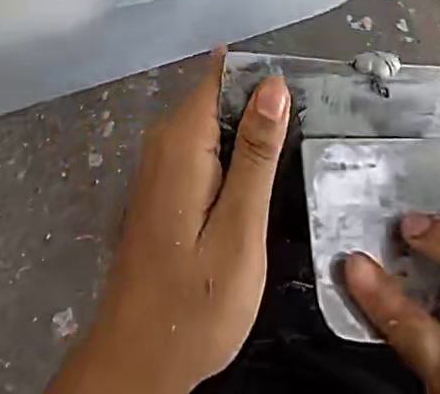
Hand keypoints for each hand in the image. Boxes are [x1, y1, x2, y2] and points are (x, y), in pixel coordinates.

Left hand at [49, 56, 290, 393]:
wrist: (136, 364)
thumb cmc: (194, 303)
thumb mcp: (240, 229)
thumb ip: (257, 153)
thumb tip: (274, 84)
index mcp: (182, 141)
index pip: (223, 75)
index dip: (263, 80)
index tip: (302, 102)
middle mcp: (164, 140)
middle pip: (221, 96)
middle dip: (262, 110)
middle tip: (301, 147)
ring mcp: (160, 163)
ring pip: (215, 122)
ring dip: (251, 136)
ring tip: (285, 170)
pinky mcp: (165, 184)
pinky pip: (206, 147)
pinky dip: (235, 157)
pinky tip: (256, 189)